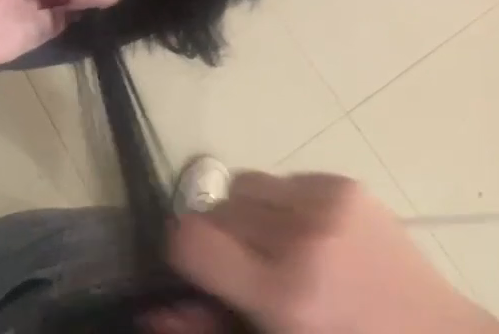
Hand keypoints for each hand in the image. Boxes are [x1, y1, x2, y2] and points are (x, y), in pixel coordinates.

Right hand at [167, 173, 498, 333]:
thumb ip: (207, 330)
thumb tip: (151, 313)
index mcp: (284, 293)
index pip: (190, 237)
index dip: (183, 255)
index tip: (200, 277)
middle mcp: (302, 236)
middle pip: (214, 209)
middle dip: (219, 241)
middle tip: (247, 278)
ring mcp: (327, 203)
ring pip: (243, 186)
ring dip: (247, 218)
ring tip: (278, 254)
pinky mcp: (346, 185)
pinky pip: (283, 179)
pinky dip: (283, 206)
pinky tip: (311, 240)